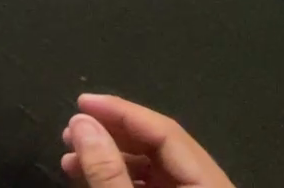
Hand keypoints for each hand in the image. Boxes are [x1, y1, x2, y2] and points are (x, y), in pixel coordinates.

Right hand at [60, 93, 232, 187]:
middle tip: (71, 129)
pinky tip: (89, 174)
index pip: (166, 132)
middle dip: (110, 132)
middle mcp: (211, 187)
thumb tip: (81, 120)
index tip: (80, 102)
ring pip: (154, 165)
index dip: (121, 110)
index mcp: (212, 186)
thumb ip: (108, 171)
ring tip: (71, 156)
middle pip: (160, 145)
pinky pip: (153, 183)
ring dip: (109, 155)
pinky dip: (119, 174)